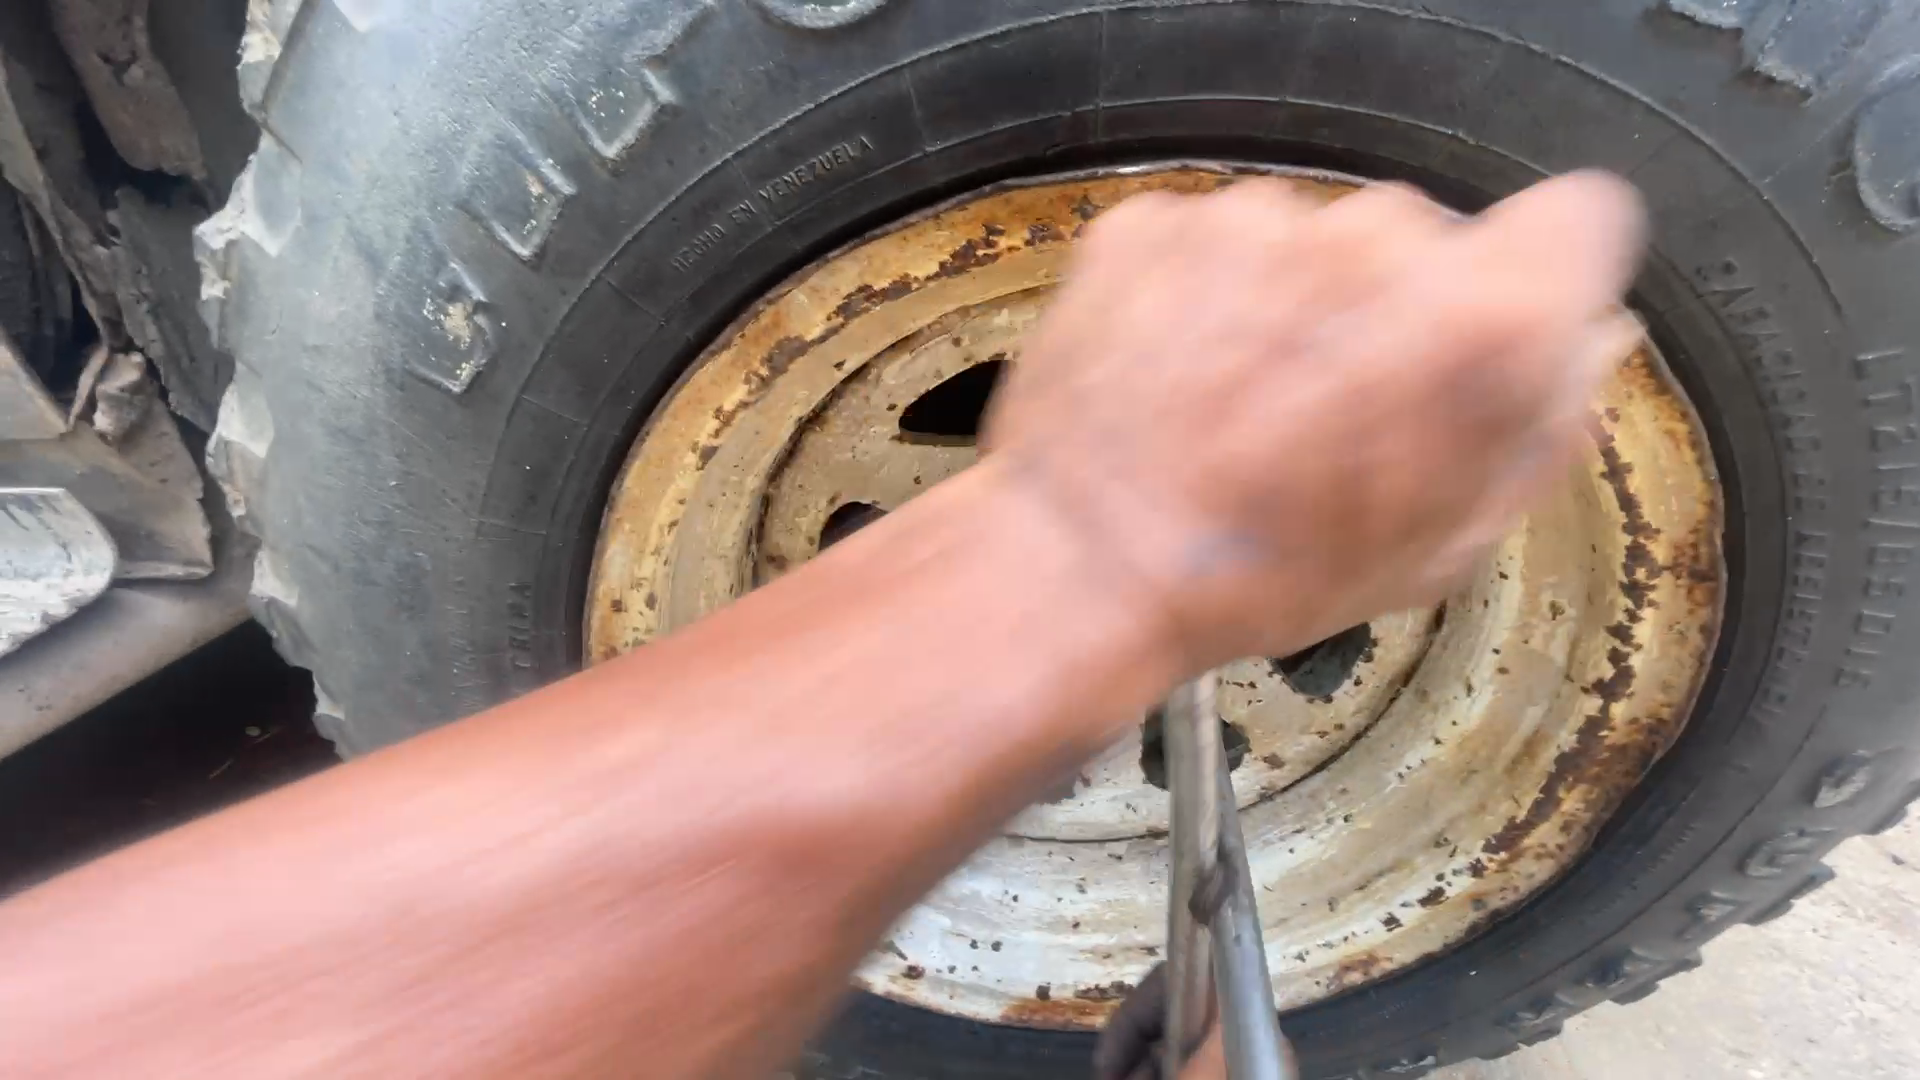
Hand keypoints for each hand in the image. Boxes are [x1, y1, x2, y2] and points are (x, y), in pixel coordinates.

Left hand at [984, 172, 1645, 671]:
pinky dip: (1190, 295)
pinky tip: (1163, 374)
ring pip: (1298, 240)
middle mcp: (1375, 241)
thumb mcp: (1431, 550)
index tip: (1468, 334)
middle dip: (1381, 309)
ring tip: (1219, 402)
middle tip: (1309, 404)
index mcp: (1482, 322)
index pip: (1575, 225)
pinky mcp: (1148, 228)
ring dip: (1278, 303)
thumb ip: (1530, 435)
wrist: (1083, 568)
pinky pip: (1200, 245)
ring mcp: (1248, 223)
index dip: (1528, 284)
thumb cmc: (1255, 582)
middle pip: (1415, 238)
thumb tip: (1580, 348)